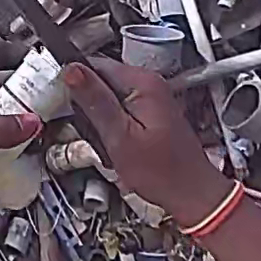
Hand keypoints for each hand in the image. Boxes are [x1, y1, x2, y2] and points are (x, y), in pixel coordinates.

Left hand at [0, 72, 41, 249]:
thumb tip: (28, 120)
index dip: (18, 83)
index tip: (44, 88)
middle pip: (1, 107)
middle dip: (24, 111)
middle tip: (49, 115)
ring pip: (2, 133)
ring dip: (20, 136)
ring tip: (41, 138)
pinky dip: (13, 158)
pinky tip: (24, 163)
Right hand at [63, 59, 231, 224]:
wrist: (192, 196)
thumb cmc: (162, 173)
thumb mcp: (120, 137)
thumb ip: (95, 101)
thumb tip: (72, 70)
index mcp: (141, 83)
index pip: (94, 64)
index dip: (75, 83)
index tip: (68, 104)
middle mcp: (148, 83)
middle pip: (100, 77)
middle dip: (87, 101)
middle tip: (90, 129)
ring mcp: (150, 95)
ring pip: (107, 92)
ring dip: (97, 113)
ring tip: (103, 138)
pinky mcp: (149, 109)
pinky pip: (118, 105)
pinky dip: (110, 121)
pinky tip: (113, 140)